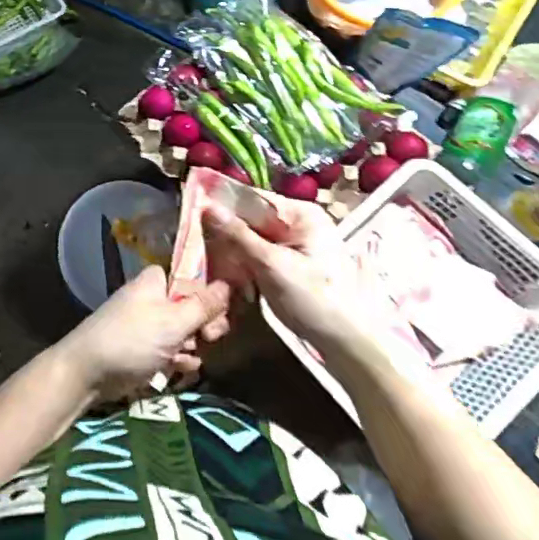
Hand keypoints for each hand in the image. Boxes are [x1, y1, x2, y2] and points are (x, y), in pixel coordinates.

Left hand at [54, 266, 231, 400]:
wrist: (89, 372)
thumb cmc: (131, 339)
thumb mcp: (173, 322)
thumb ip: (203, 305)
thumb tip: (229, 283)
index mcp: (157, 281)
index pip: (195, 276)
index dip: (212, 293)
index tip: (221, 310)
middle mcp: (154, 297)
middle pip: (195, 306)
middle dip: (205, 325)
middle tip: (208, 338)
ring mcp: (150, 323)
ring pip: (187, 332)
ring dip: (192, 347)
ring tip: (184, 356)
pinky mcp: (147, 347)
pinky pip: (173, 350)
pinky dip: (177, 359)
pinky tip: (176, 369)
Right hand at [201, 194, 382, 359]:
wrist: (344, 341)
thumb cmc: (312, 298)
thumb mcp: (271, 264)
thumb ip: (238, 235)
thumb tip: (207, 207)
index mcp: (303, 214)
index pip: (255, 198)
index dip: (224, 203)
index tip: (194, 210)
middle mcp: (302, 222)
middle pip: (254, 217)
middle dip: (227, 228)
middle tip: (196, 237)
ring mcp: (298, 243)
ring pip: (255, 236)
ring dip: (233, 247)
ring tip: (206, 254)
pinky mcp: (293, 263)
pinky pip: (261, 252)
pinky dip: (244, 260)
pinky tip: (227, 269)